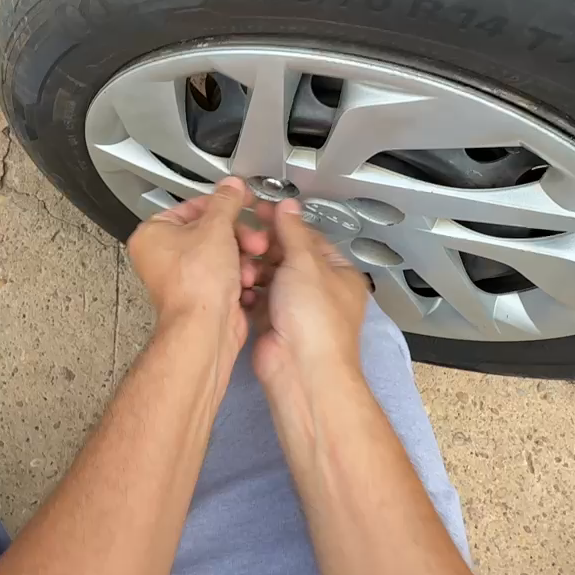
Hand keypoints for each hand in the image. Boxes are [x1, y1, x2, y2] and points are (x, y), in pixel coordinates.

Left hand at [128, 178, 269, 348]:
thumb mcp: (216, 228)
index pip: (189, 207)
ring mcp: (181, 278)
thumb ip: (226, 202)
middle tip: (251, 235)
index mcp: (152, 234)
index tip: (239, 199)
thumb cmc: (195, 284)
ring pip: (219, 254)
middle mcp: (161, 257)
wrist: (205, 328)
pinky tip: (247, 277)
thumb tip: (231, 187)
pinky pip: (223, 275)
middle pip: (207, 231)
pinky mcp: (200, 296)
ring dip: (241, 255)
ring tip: (252, 257)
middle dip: (236, 234)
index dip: (219, 203)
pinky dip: (238, 274)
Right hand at [253, 199, 371, 389]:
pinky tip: (238, 287)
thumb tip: (288, 204)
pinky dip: (246, 292)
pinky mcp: (273, 322)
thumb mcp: (305, 262)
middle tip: (243, 238)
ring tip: (241, 269)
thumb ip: (292, 230)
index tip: (258, 211)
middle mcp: (318, 289)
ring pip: (267, 276)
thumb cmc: (314, 317)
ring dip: (252, 270)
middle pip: (284, 256)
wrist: (300, 369)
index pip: (307, 237)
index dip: (283, 223)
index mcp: (337, 273)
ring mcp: (294, 307)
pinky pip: (256, 298)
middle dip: (262, 249)